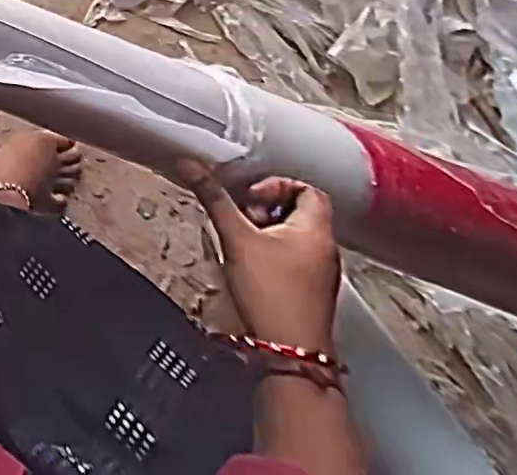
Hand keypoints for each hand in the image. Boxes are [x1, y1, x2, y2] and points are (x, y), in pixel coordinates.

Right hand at [177, 162, 340, 353]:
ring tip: (240, 237)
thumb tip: (193, 167)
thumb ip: (213, 197)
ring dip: (262, 226)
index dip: (275, 185)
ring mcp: (318, 269)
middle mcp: (323, 248)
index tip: (249, 195)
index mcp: (316, 231)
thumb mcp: (235, 237)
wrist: (288, 349)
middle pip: (297, 209)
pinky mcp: (306, 285)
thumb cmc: (271, 293)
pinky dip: (266, 246)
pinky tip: (246, 258)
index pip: (308, 190)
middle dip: (262, 206)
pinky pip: (289, 252)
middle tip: (241, 216)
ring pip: (291, 231)